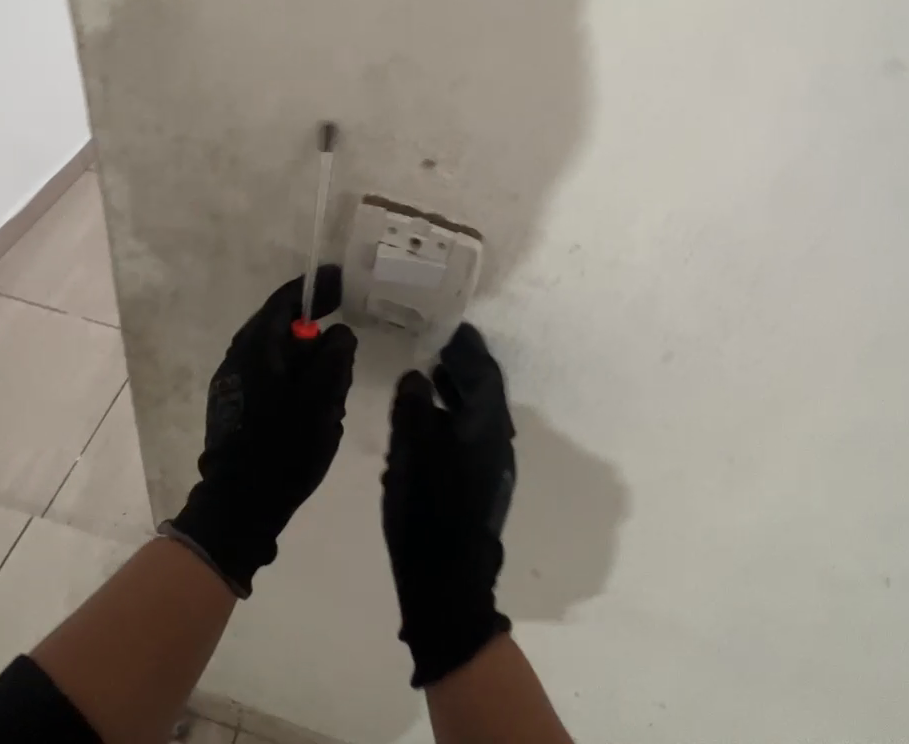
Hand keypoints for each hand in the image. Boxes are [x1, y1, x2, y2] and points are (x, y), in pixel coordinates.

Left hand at [163, 265, 356, 595]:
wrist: (239, 505)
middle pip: (281, 326)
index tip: (344, 282)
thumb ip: (335, 357)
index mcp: (257, 346)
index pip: (287, 299)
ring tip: (333, 381)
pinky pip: (269, 377)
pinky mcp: (233, 404)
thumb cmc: (283, 446)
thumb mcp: (322, 399)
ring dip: (306, 360)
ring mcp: (232, 381)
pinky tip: (312, 404)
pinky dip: (293, 378)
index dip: (318, 287)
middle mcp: (238, 356)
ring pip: (277, 354)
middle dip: (315, 330)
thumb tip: (337, 333)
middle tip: (346, 336)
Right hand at [381, 323, 515, 686]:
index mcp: (485, 429)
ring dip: (459, 391)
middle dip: (464, 366)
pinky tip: (430, 418)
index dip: (469, 348)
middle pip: (485, 392)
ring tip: (431, 373)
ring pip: (479, 414)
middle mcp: (497, 441)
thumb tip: (418, 376)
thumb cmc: (428, 513)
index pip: (483, 374)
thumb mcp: (411, 455)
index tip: (454, 326)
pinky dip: (455, 415)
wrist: (448, 582)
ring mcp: (493, 464)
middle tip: (439, 344)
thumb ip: (415, 410)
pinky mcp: (484, 482)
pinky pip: (472, 433)